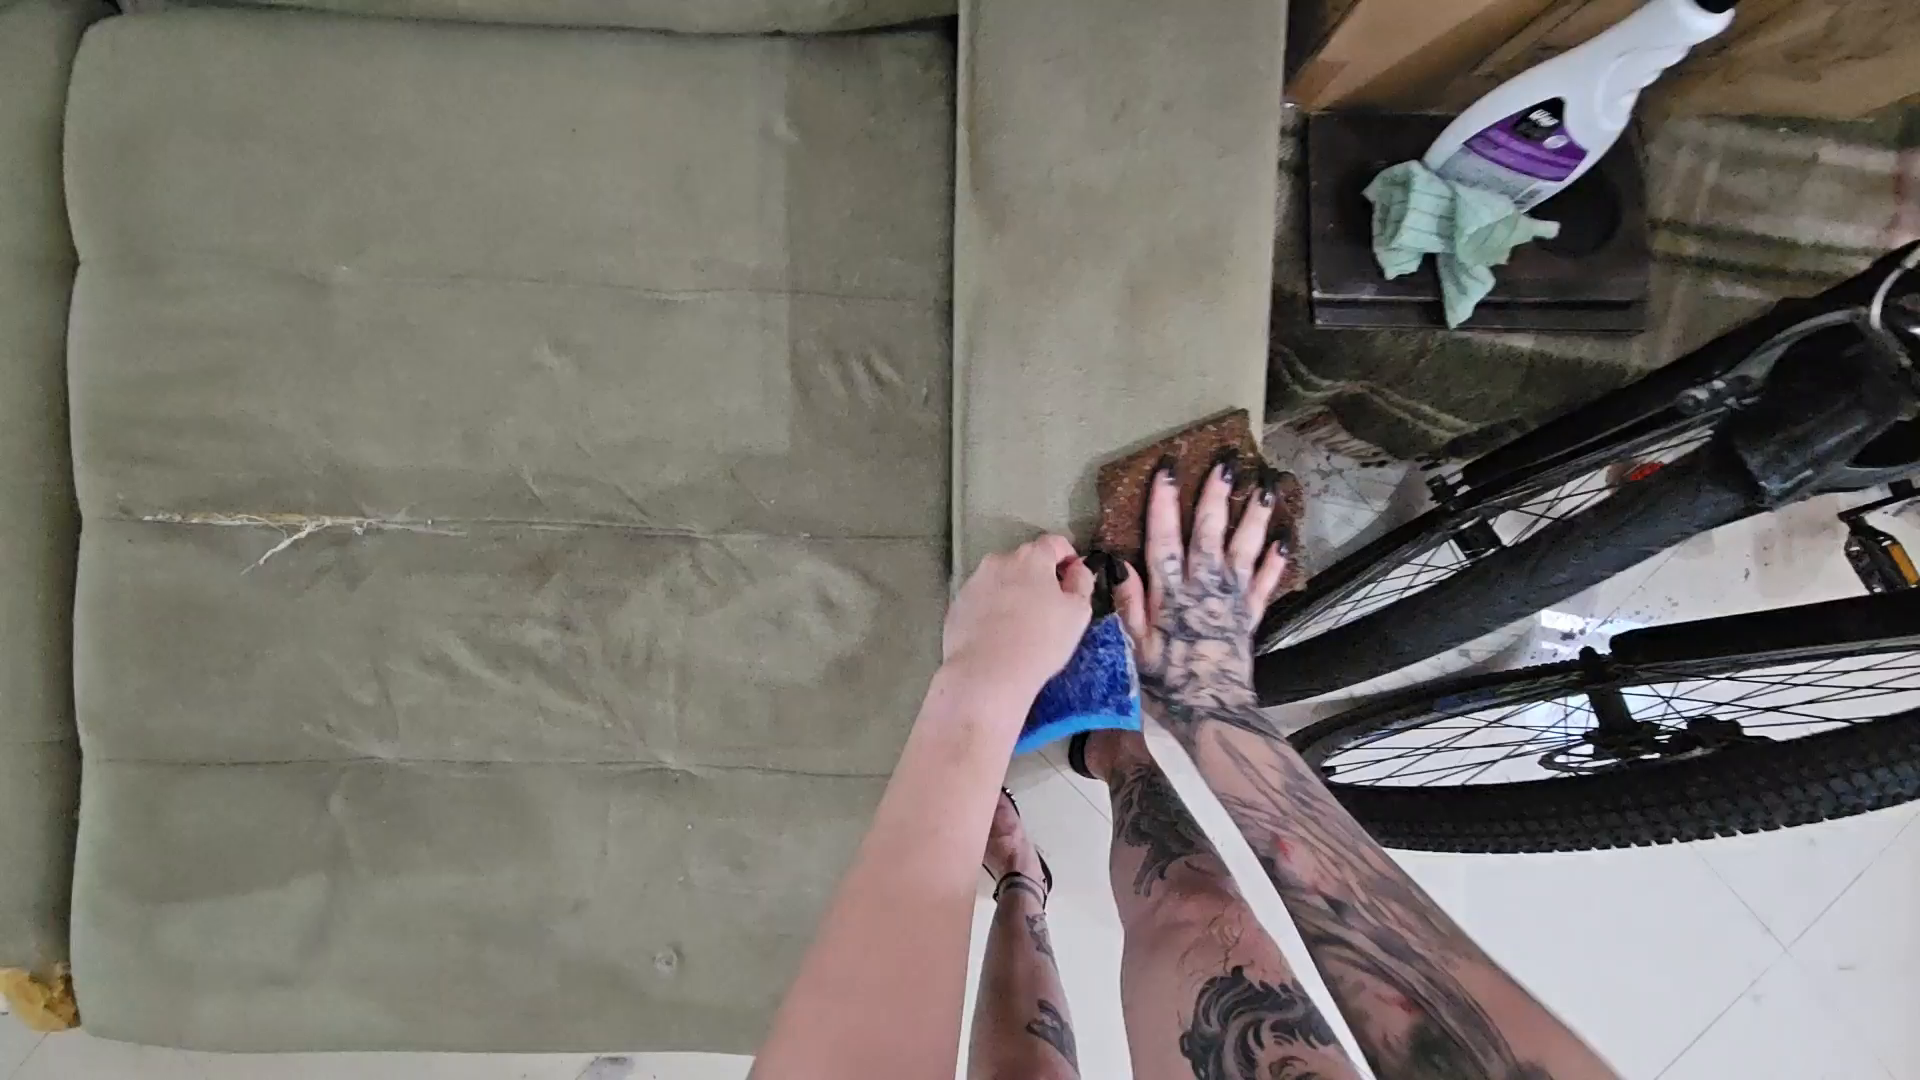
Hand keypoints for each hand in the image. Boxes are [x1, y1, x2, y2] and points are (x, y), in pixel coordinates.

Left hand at [943, 535, 1095, 697]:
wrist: (987, 672)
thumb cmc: (1040, 641)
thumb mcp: (1077, 613)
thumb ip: (1081, 582)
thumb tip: (1078, 568)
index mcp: (1031, 557)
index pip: (1054, 543)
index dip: (1068, 558)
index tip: (1073, 577)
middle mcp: (998, 561)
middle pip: (1025, 561)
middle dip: (1038, 577)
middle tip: (1048, 608)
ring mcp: (974, 582)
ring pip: (1001, 580)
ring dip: (1013, 592)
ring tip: (1021, 625)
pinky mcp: (957, 604)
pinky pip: (982, 600)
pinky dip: (992, 609)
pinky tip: (998, 635)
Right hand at [1112, 454, 1289, 715]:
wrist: (1211, 713)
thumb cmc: (1165, 682)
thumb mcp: (1133, 647)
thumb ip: (1128, 603)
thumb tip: (1118, 562)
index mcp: (1170, 594)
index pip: (1164, 539)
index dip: (1164, 502)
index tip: (1168, 469)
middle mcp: (1203, 588)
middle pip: (1210, 534)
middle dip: (1216, 496)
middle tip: (1228, 462)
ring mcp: (1231, 600)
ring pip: (1244, 549)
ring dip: (1254, 517)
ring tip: (1267, 486)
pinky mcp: (1250, 616)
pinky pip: (1265, 584)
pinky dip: (1275, 562)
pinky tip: (1284, 539)